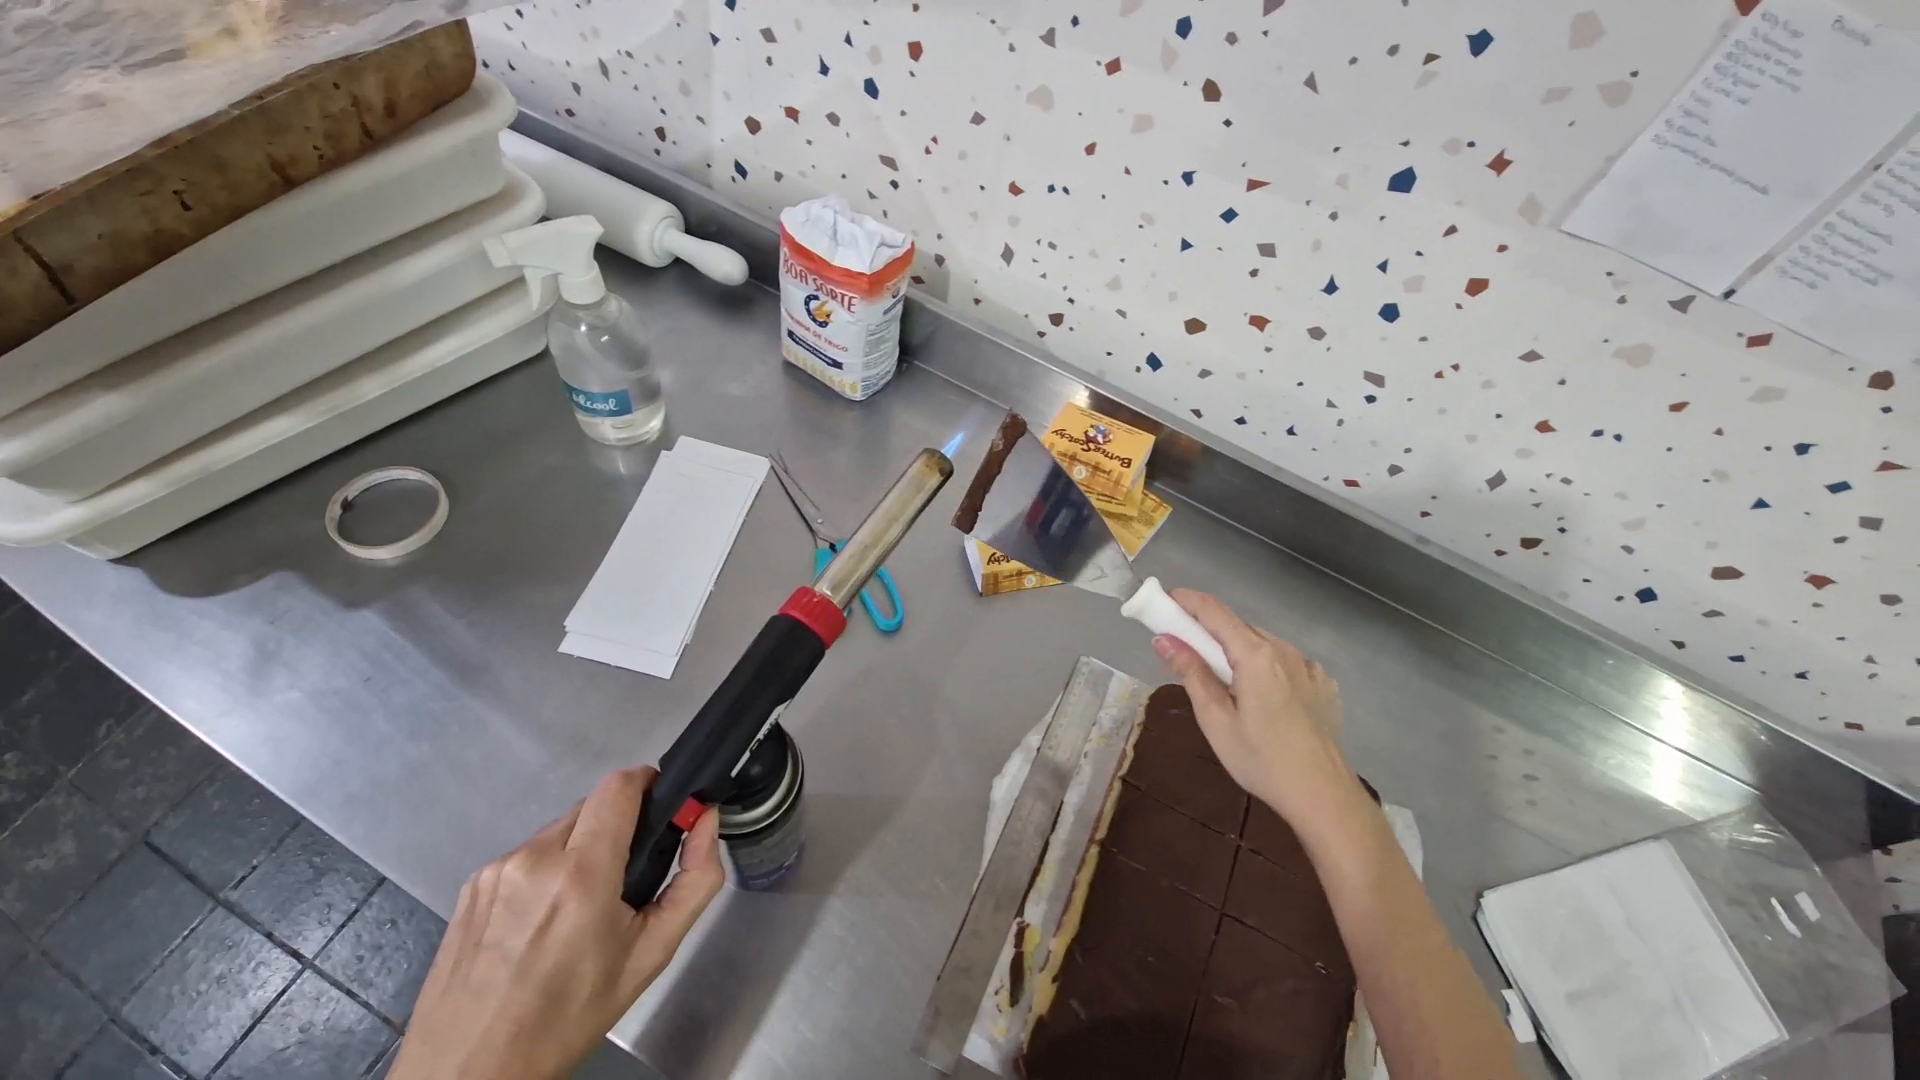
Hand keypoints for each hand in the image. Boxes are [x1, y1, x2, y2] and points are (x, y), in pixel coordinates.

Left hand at [390, 767, 723, 1079]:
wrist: (469, 1072)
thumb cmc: (570, 1017)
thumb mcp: (651, 955)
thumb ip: (694, 880)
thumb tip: (707, 820)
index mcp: (581, 874)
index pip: (619, 786)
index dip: (649, 784)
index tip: (663, 809)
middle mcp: (533, 858)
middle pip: (592, 806)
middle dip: (619, 826)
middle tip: (627, 878)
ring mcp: (495, 869)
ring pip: (559, 830)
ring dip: (582, 850)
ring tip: (580, 911)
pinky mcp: (471, 884)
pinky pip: (527, 855)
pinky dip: (547, 872)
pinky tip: (542, 922)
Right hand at [1151, 589, 1359, 829]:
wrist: (1324, 796)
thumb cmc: (1261, 760)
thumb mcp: (1215, 720)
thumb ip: (1191, 673)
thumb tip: (1164, 639)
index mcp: (1256, 655)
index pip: (1214, 612)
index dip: (1186, 601)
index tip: (1164, 601)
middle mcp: (1285, 650)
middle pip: (1239, 627)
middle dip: (1208, 631)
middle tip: (1182, 648)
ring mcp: (1308, 667)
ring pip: (1263, 645)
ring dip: (1237, 651)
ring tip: (1223, 683)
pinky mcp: (1323, 685)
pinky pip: (1285, 664)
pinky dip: (1264, 668)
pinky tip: (1262, 698)